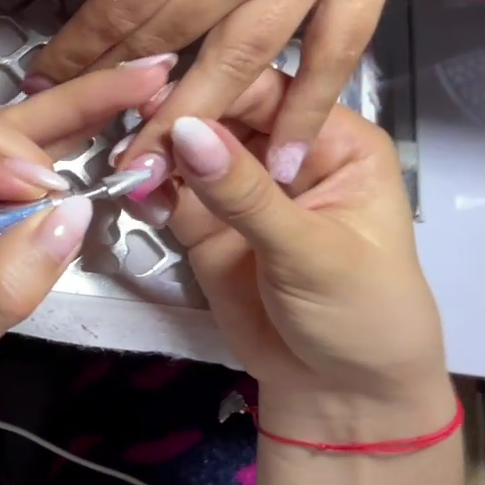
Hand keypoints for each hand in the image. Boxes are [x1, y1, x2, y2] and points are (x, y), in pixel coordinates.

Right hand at [153, 69, 451, 441]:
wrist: (338, 392)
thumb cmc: (361, 316)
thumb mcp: (312, 252)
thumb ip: (245, 192)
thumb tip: (183, 129)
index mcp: (332, 140)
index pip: (264, 92)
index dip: (211, 93)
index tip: (156, 107)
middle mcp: (283, 150)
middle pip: (215, 115)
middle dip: (170, 128)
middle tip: (129, 147)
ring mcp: (238, 186)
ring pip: (184, 151)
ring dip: (151, 158)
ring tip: (122, 173)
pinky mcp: (204, 220)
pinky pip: (167, 192)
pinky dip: (147, 192)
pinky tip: (132, 198)